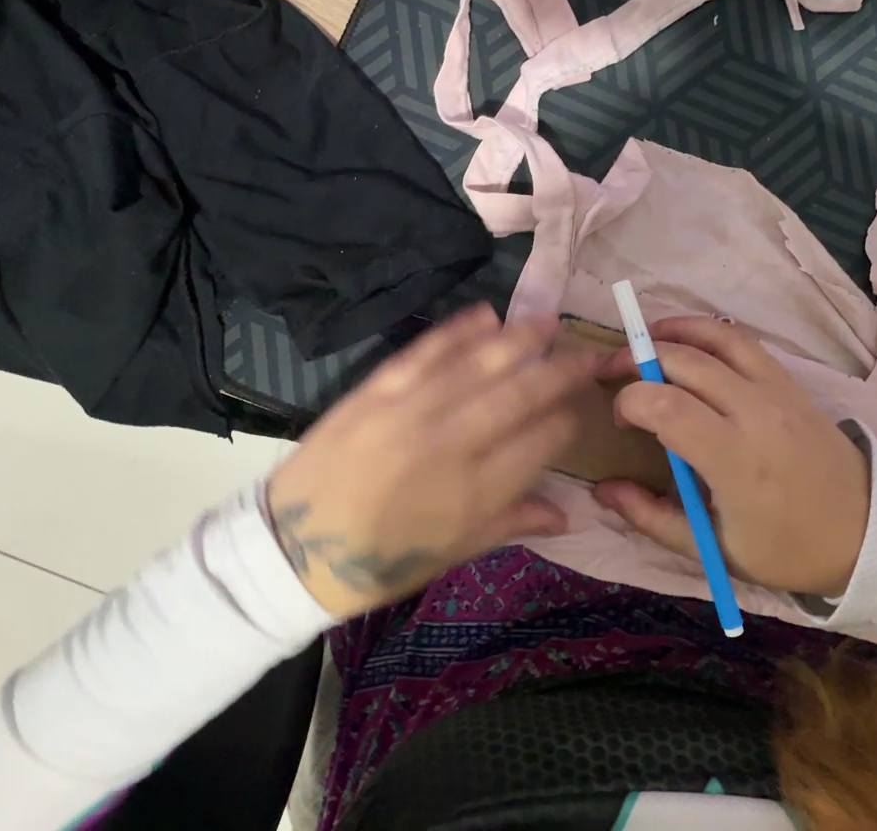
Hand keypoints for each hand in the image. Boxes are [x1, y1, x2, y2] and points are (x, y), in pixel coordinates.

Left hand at [265, 305, 593, 618]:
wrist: (293, 549)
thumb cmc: (379, 561)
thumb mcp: (450, 553)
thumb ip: (509, 523)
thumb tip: (566, 514)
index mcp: (474, 493)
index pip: (539, 444)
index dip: (566, 422)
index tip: (580, 409)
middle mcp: (451, 444)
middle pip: (518, 395)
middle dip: (557, 372)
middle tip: (584, 354)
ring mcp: (410, 412)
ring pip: (477, 365)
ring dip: (518, 340)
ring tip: (547, 322)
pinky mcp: (375, 391)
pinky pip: (424, 352)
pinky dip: (456, 331)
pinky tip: (485, 315)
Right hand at [592, 317, 870, 599]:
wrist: (866, 532)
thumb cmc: (784, 548)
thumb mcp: (712, 547)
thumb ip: (650, 516)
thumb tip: (601, 488)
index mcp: (735, 461)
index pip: (667, 405)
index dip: (630, 401)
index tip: (620, 419)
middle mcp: (756, 414)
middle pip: (684, 361)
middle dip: (636, 358)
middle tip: (610, 372)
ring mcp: (777, 390)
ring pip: (715, 337)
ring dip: (672, 331)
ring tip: (643, 342)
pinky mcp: (790, 381)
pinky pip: (743, 342)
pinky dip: (707, 332)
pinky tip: (686, 344)